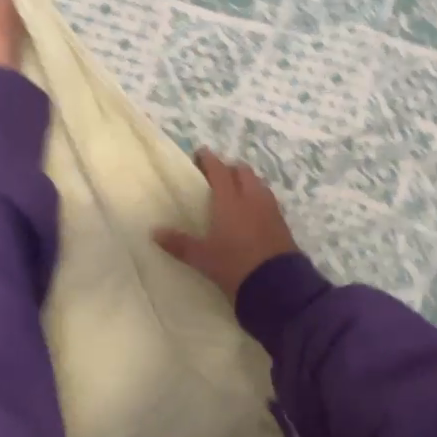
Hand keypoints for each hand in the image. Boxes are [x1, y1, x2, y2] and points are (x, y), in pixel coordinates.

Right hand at [154, 150, 299, 300]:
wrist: (276, 284)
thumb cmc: (234, 265)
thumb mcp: (202, 257)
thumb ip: (179, 244)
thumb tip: (154, 232)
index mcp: (230, 201)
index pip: (219, 171)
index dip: (210, 160)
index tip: (201, 153)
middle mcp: (251, 198)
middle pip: (243, 172)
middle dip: (230, 168)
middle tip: (217, 175)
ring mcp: (270, 209)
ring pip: (258, 184)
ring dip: (246, 181)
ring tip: (235, 191)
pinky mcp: (282, 222)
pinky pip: (268, 199)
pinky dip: (258, 197)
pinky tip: (252, 211)